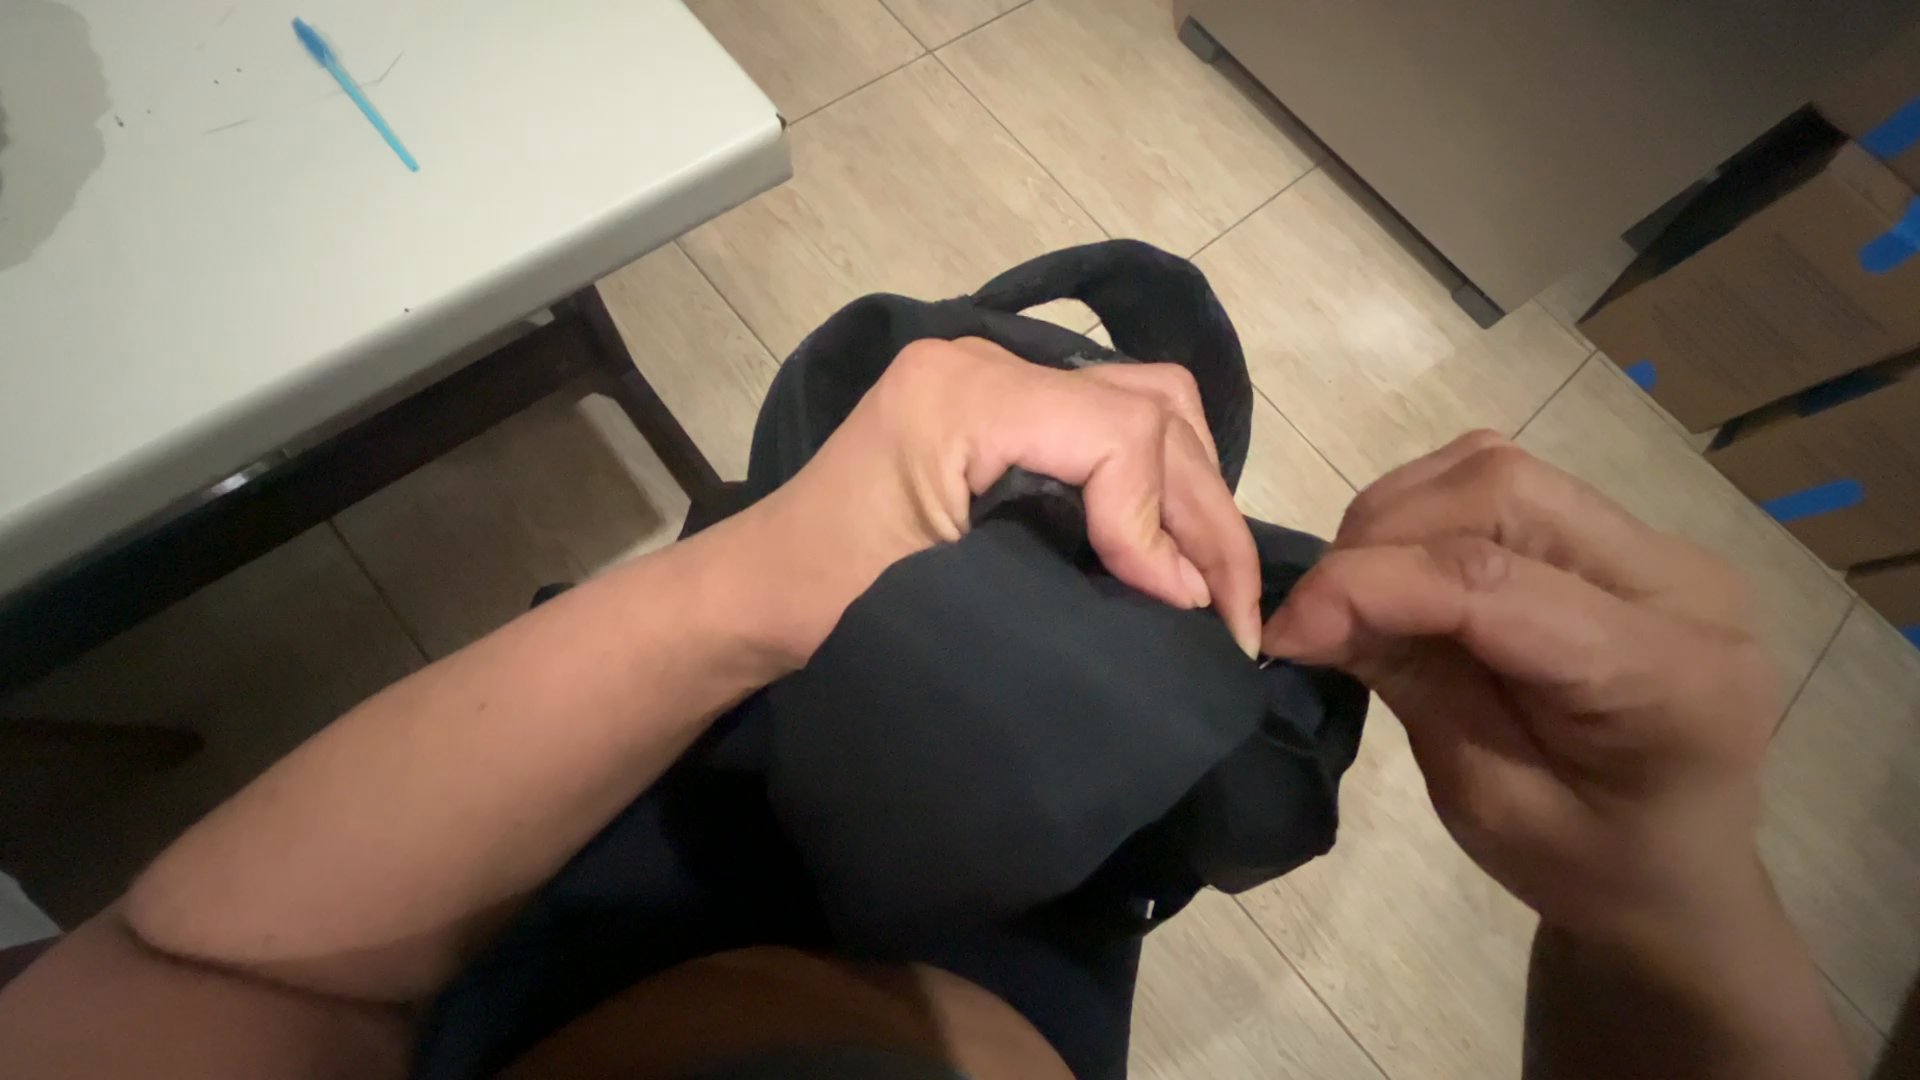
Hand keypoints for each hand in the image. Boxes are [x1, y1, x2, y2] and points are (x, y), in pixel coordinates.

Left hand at [733, 337, 1263, 669]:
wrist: (765, 588)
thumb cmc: (830, 605)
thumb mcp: (952, 592)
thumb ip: (1081, 572)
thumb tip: (1185, 591)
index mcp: (965, 392)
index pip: (1118, 432)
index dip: (1162, 527)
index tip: (1177, 611)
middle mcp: (990, 361)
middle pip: (1151, 410)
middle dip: (1206, 516)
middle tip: (1232, 613)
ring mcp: (998, 375)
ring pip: (1149, 403)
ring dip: (1194, 491)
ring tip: (1211, 580)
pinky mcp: (1005, 405)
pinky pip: (1113, 418)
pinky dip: (1159, 478)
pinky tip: (1170, 540)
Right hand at [1262, 432, 1779, 942]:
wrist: (1671, 871)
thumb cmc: (1581, 860)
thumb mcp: (1477, 793)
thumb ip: (1400, 680)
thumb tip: (1298, 616)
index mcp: (1662, 672)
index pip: (1485, 580)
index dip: (1362, 587)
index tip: (1278, 631)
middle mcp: (1672, 579)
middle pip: (1494, 490)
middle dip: (1376, 539)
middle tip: (1319, 610)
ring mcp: (1647, 546)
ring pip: (1486, 469)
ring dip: (1391, 518)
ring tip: (1355, 590)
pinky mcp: (1608, 536)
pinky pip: (1490, 481)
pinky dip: (1415, 512)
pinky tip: (1398, 570)